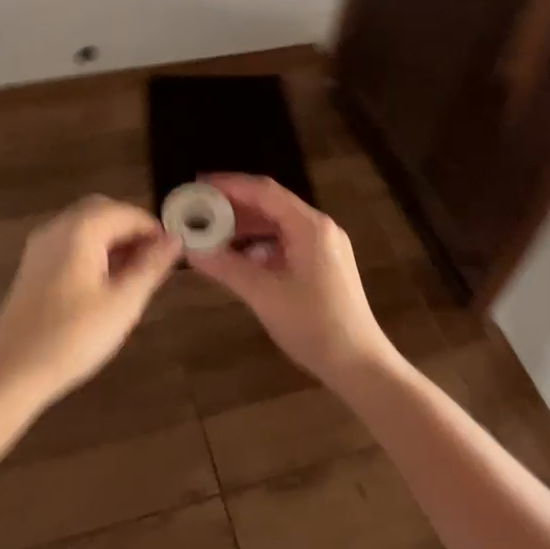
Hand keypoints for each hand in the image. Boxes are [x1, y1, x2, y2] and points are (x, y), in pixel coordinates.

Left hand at [0, 195, 181, 409]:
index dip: (153, 228)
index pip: (125, 212)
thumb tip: (176, 239)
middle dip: (132, 229)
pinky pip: (70, 244)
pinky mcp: (33, 267)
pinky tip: (107, 282)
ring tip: (137, 273)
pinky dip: (94, 251)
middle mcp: (56, 229)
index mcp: (79, 230)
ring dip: (113, 240)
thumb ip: (151, 266)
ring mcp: (40, 247)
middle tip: (157, 259)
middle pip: (102, 212)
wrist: (10, 373)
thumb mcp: (122, 303)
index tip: (175, 251)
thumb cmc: (72, 337)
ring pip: (84, 227)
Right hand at [188, 174, 397, 390]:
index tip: (198, 185)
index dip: (229, 185)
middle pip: (271, 205)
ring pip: (278, 225)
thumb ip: (227, 267)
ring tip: (211, 232)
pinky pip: (286, 243)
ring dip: (245, 227)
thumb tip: (190, 249)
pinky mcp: (323, 265)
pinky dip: (260, 245)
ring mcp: (323, 247)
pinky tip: (238, 258)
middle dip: (234, 206)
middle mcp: (319, 228)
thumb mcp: (264, 295)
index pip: (264, 191)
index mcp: (310, 227)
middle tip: (198, 209)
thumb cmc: (313, 325)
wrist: (359, 363)